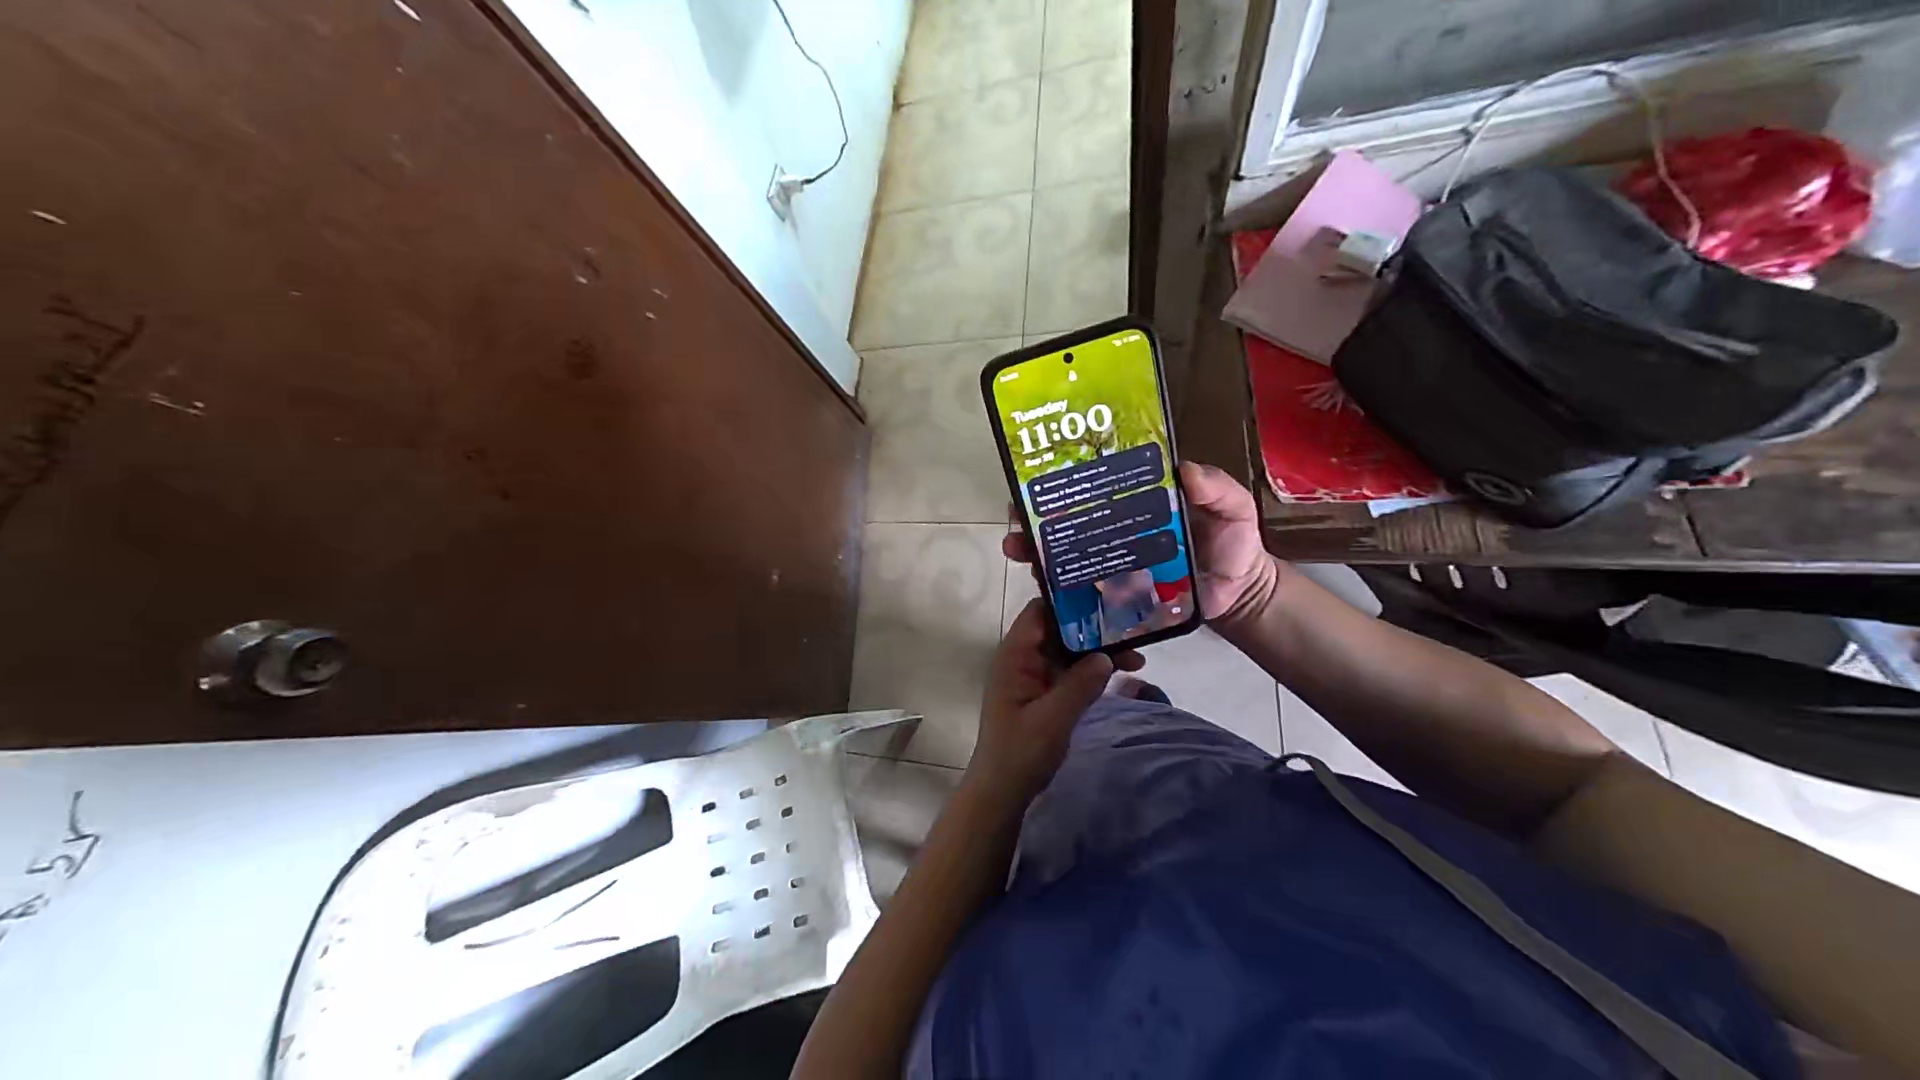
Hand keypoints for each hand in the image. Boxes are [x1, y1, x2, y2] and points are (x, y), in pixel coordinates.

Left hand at [968, 599, 1119, 801]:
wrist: (1003, 791)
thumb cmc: (1020, 752)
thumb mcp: (1053, 718)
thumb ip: (1080, 684)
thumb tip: (1107, 655)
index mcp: (1015, 656)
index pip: (1040, 612)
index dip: (1069, 600)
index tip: (1105, 597)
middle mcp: (1023, 659)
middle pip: (1059, 629)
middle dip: (1094, 628)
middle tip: (1134, 630)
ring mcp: (1034, 676)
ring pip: (1069, 651)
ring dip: (1098, 651)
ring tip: (1137, 657)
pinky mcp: (1044, 693)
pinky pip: (1070, 671)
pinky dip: (1092, 670)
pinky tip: (1122, 673)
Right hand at [1000, 461, 1281, 629]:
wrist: (1239, 598)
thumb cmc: (1233, 546)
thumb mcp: (1232, 509)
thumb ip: (1216, 489)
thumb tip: (1186, 470)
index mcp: (1136, 501)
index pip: (1095, 484)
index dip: (1064, 478)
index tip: (1037, 475)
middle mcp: (1116, 528)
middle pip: (1067, 519)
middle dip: (1034, 515)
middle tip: (1017, 517)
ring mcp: (1112, 563)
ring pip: (1065, 553)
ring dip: (1035, 549)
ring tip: (1018, 549)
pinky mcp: (1114, 595)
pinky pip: (1081, 591)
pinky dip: (1058, 588)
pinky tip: (1041, 585)